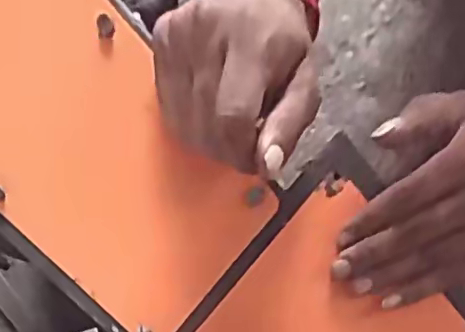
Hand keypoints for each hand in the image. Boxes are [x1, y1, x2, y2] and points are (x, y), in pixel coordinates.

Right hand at [152, 0, 319, 176]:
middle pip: (208, 129)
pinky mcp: (163, 40)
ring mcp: (181, 35)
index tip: (252, 156)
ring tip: (225, 119)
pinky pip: (170, 112)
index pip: (233, 121)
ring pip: (185, 127)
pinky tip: (205, 105)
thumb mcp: (301, 82)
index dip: (241, 152)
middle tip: (241, 137)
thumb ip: (289, 126)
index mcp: (253, 40)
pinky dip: (189, 122)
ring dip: (207, 140)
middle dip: (226, 150)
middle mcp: (210, 31)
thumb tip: (268, 167)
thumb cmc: (280, 42)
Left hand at [333, 92, 464, 305]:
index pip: (408, 195)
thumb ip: (422, 116)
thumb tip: (378, 137)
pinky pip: (447, 279)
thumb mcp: (462, 111)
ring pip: (426, 260)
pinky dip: (415, 292)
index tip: (342, 237)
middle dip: (372, 253)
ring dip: (386, 276)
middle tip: (338, 268)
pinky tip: (387, 301)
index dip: (373, 218)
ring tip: (355, 287)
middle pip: (413, 232)